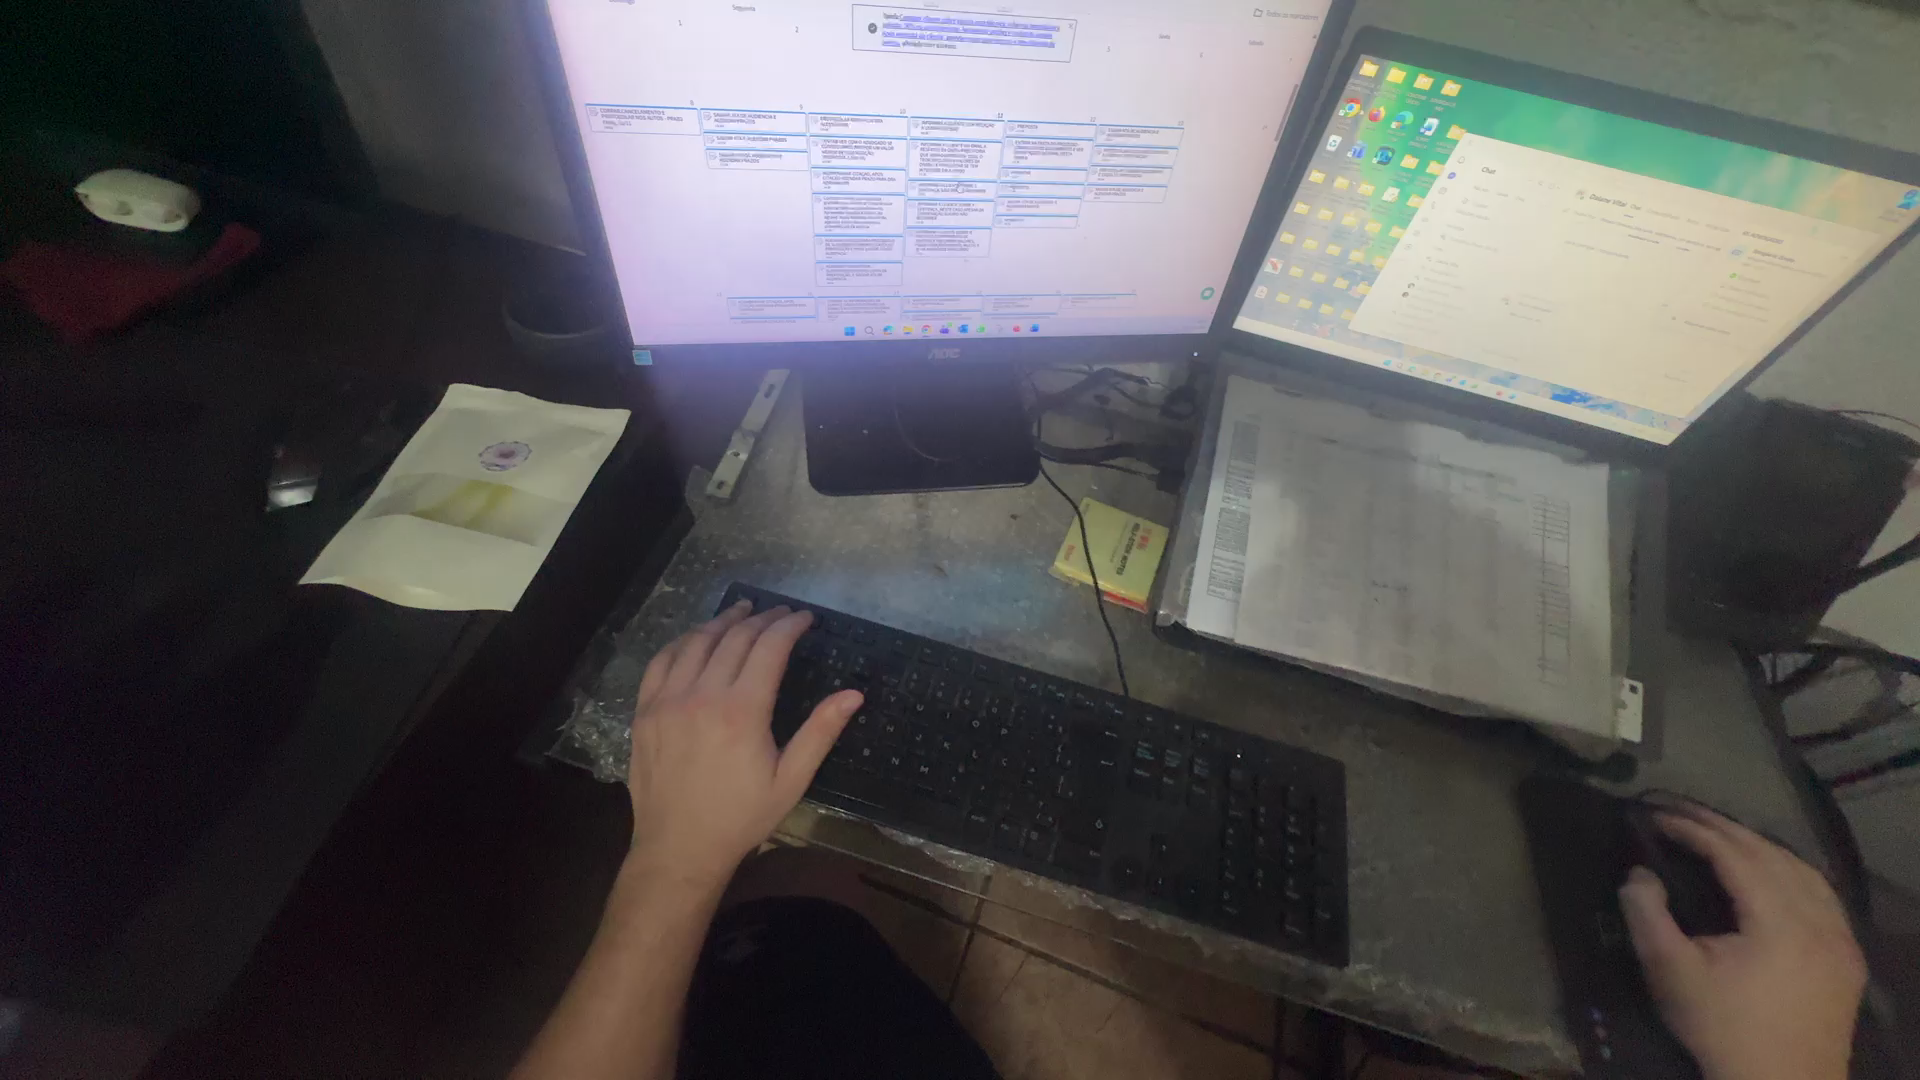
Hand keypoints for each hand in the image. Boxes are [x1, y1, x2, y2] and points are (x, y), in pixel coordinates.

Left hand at [625, 600, 862, 888]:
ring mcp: (668, 701)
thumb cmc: (742, 816)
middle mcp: (703, 696)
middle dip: (763, 619)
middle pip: (735, 638)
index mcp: (743, 711)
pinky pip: (662, 661)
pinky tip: (697, 638)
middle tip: (781, 613)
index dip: (790, 625)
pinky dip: (683, 641)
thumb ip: (821, 732)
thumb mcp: (791, 780)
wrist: (678, 850)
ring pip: (697, 642)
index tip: (805, 618)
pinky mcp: (645, 712)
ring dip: (723, 621)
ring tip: (742, 612)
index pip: (769, 647)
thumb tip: (854, 694)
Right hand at [1618, 804, 1864, 1079]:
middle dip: (1721, 826)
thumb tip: (1639, 872)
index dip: (1693, 829)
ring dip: (1756, 843)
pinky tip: (1761, 868)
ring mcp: (1841, 944)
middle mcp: (1821, 927)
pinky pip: (1821, 895)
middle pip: (1774, 857)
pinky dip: (1785, 868)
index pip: (1737, 857)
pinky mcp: (1844, 960)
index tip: (1652, 815)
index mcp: (1781, 926)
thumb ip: (1645, 910)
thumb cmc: (1719, 1022)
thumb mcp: (1666, 966)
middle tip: (1675, 809)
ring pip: (1805, 872)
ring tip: (1712, 830)